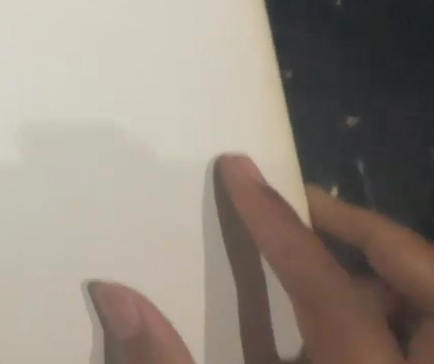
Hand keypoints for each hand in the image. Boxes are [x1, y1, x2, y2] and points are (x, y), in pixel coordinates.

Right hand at [90, 155, 433, 362]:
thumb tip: (110, 293)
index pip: (326, 285)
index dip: (278, 223)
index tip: (239, 170)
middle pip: (425, 282)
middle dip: (368, 232)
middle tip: (300, 202)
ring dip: (395, 271)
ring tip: (331, 254)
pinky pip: (433, 342)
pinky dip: (404, 314)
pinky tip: (351, 313)